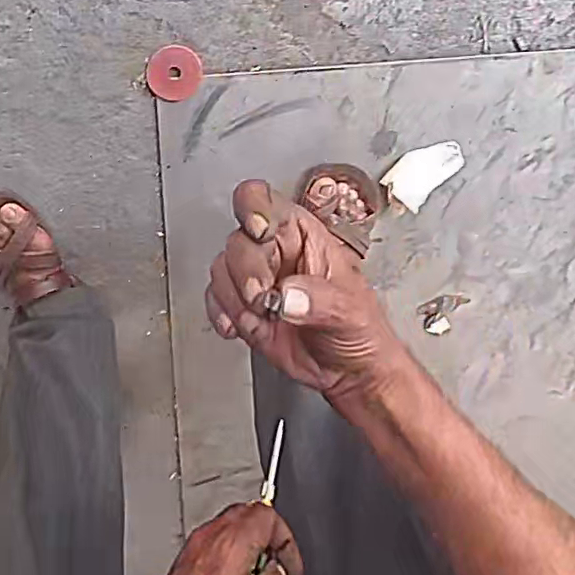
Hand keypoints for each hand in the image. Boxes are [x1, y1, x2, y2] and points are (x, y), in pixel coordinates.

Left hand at [128, 502, 303, 574]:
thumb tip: (279, 573)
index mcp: (227, 548)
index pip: (265, 513)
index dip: (286, 539)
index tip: (290, 564)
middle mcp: (203, 544)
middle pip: (244, 514)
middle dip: (266, 537)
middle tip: (278, 568)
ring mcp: (187, 556)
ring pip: (226, 530)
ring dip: (247, 547)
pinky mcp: (178, 572)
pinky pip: (210, 549)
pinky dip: (227, 559)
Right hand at [205, 179, 407, 400]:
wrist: (349, 374)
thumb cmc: (359, 331)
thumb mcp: (350, 311)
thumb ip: (320, 300)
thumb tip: (287, 295)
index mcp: (303, 234)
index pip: (265, 201)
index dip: (254, 209)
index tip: (259, 233)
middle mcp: (275, 250)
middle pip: (238, 240)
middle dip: (246, 273)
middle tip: (264, 298)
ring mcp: (256, 277)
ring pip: (221, 268)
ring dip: (236, 299)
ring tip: (265, 316)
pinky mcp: (241, 305)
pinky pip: (215, 298)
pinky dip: (222, 314)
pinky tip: (243, 326)